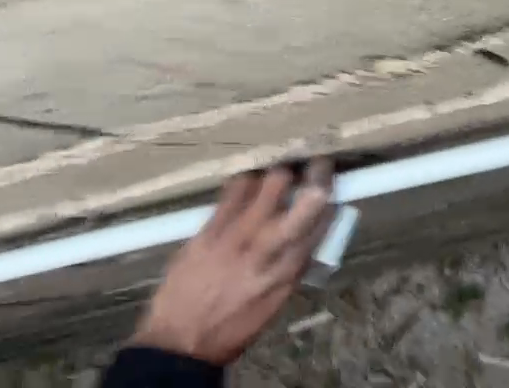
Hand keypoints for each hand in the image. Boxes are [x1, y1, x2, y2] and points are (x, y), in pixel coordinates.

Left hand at [130, 161, 336, 365]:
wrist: (177, 343)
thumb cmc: (232, 326)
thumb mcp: (275, 300)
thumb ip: (294, 263)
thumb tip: (309, 231)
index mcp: (290, 268)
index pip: (324, 217)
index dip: (331, 194)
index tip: (328, 184)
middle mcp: (270, 247)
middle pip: (310, 195)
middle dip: (319, 172)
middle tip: (316, 164)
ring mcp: (239, 234)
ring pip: (273, 181)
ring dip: (279, 175)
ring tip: (274, 179)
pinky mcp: (211, 229)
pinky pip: (236, 188)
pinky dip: (246, 182)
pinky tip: (245, 187)